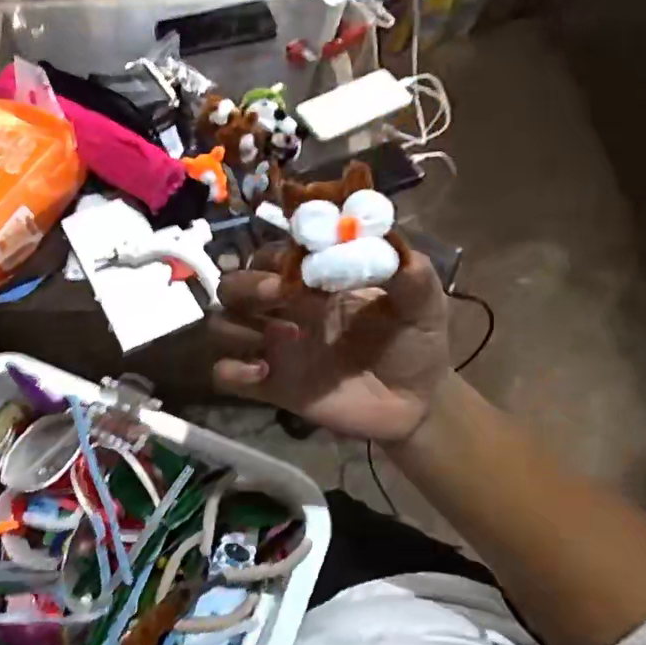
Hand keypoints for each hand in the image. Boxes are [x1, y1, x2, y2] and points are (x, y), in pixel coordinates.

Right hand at [209, 245, 450, 441]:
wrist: (415, 403)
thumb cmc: (415, 344)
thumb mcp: (423, 304)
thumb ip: (409, 274)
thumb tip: (387, 241)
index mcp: (316, 283)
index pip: (274, 255)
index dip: (279, 254)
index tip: (303, 263)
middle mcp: (286, 310)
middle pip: (235, 285)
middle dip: (248, 285)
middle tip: (280, 295)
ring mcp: (275, 348)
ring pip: (222, 324)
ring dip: (240, 325)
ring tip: (285, 339)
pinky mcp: (270, 385)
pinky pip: (225, 373)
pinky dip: (232, 369)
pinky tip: (264, 373)